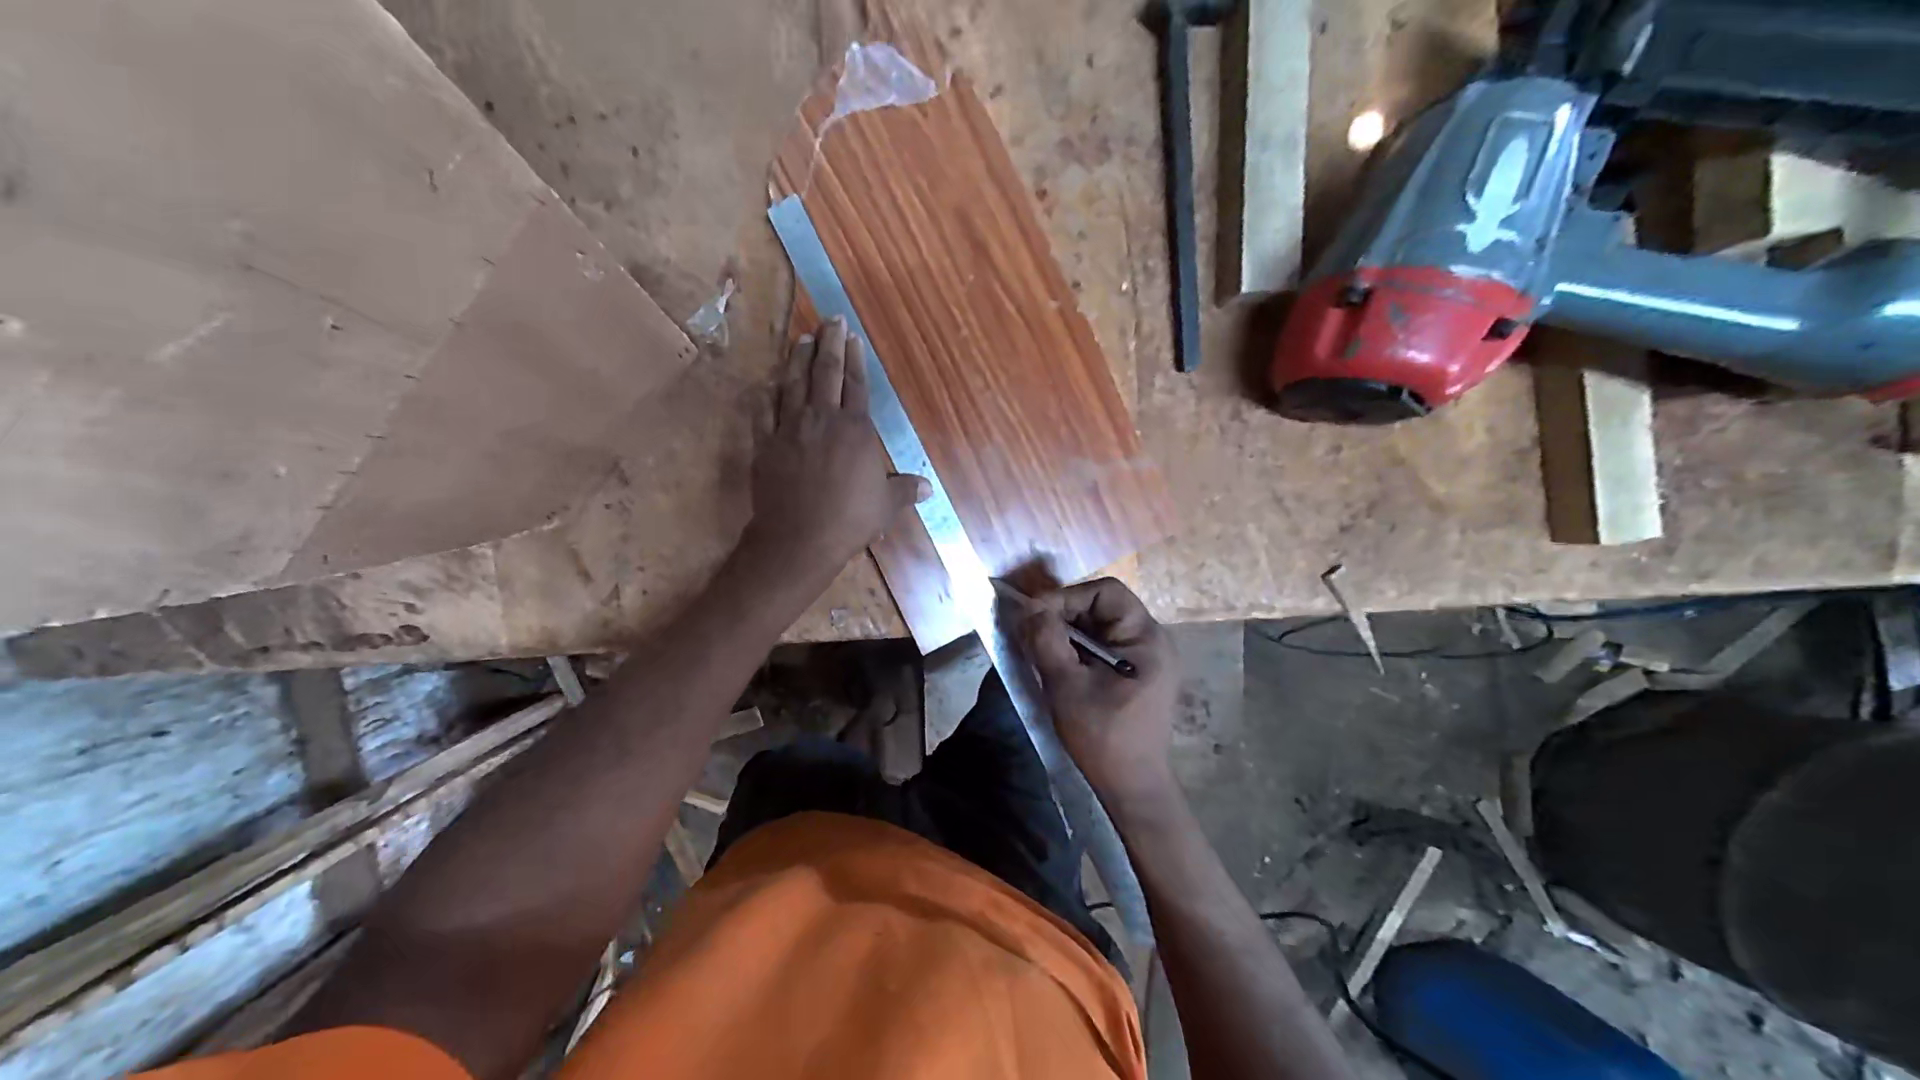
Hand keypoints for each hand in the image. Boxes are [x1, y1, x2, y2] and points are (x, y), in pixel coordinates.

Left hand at [741, 318, 927, 576]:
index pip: (856, 384)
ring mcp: (789, 428)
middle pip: (825, 372)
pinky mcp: (765, 443)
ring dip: (798, 358)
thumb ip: (905, 490)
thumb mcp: (885, 505)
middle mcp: (822, 419)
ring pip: (792, 383)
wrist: (799, 537)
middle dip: (829, 343)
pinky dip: (766, 393)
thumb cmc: (849, 519)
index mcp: (855, 429)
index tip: (852, 336)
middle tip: (830, 319)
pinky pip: (763, 410)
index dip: (856, 358)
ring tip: (802, 339)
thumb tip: (928, 488)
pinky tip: (767, 381)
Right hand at [1020, 578, 1180, 802]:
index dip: (1067, 597)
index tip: (1036, 617)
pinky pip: (1104, 647)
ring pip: (1101, 627)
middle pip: (1103, 606)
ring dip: (1069, 633)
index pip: (1105, 592)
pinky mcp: (1138, 676)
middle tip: (1033, 633)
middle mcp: (1153, 640)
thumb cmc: (1102, 736)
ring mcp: (1148, 659)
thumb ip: (1046, 640)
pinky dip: (1079, 649)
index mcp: (1146, 638)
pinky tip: (1059, 665)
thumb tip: (1030, 607)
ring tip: (1041, 650)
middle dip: (1064, 615)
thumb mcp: (1066, 685)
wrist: (1132, 788)